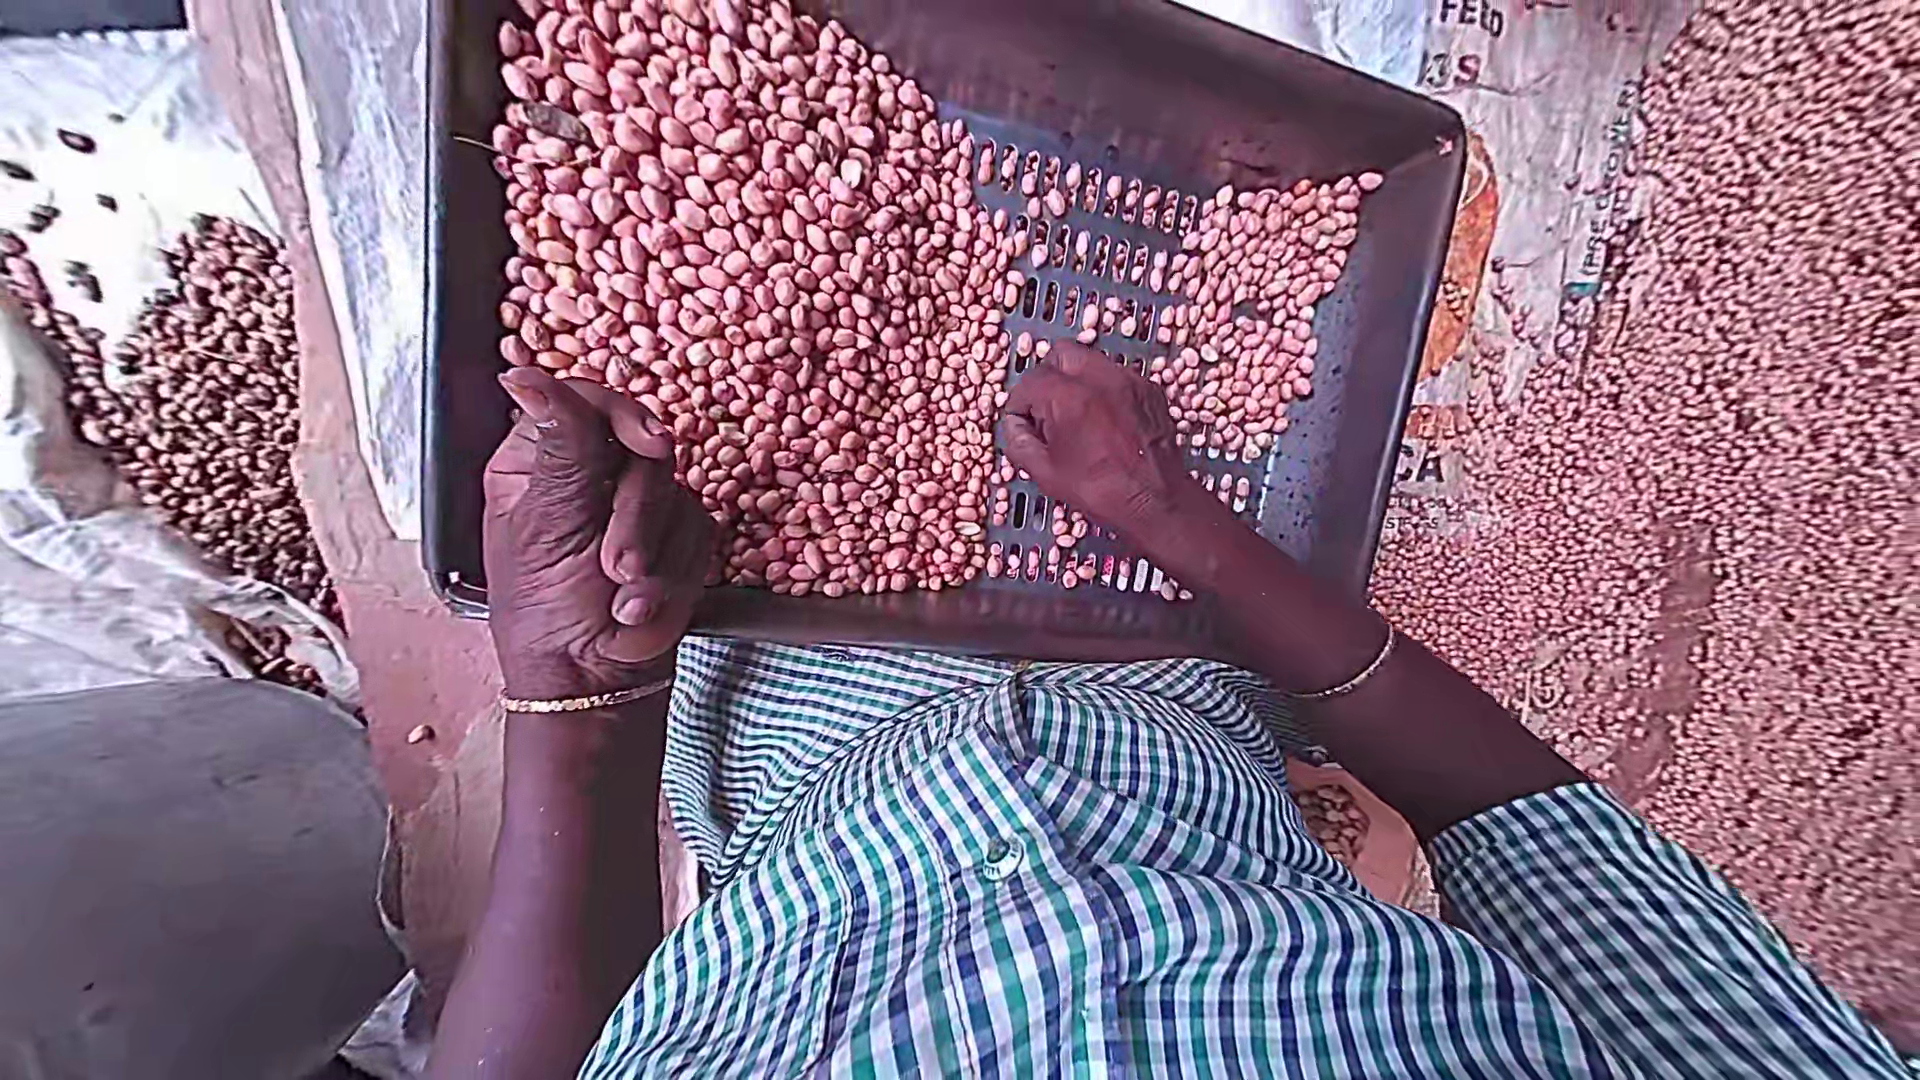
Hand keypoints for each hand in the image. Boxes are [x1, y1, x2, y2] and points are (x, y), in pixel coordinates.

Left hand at [484, 368, 715, 699]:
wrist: (597, 679)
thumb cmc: (549, 611)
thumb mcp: (548, 529)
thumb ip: (560, 450)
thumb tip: (524, 373)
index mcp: (542, 464)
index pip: (590, 405)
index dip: (624, 416)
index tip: (650, 444)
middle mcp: (595, 478)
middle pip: (646, 453)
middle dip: (637, 517)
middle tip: (618, 570)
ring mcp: (642, 508)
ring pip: (678, 496)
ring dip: (656, 556)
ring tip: (627, 602)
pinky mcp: (680, 538)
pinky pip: (698, 533)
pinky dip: (676, 574)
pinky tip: (644, 605)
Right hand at [1000, 342, 1204, 539]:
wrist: (1155, 502)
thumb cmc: (1102, 492)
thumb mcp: (1046, 473)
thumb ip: (1020, 442)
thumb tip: (1014, 427)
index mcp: (1069, 399)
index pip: (1030, 382)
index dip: (1019, 404)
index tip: (1021, 421)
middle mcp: (1101, 379)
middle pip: (1060, 354)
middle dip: (1046, 378)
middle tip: (1044, 408)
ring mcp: (1128, 381)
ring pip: (1090, 361)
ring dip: (1075, 380)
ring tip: (1073, 415)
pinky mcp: (1148, 390)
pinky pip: (1116, 376)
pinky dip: (1102, 390)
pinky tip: (1100, 419)